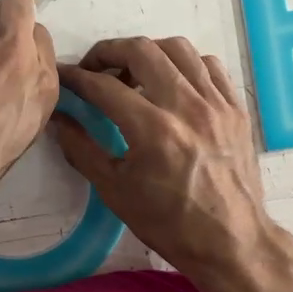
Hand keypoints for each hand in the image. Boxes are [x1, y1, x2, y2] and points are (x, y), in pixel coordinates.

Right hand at [55, 37, 275, 289]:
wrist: (232, 243)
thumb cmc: (168, 223)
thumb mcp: (114, 190)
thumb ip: (81, 148)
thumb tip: (58, 118)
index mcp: (152, 130)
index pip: (104, 86)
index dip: (76, 77)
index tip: (63, 75)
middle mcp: (185, 106)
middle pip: (141, 50)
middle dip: (108, 52)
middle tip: (95, 69)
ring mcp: (215, 103)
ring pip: (178, 48)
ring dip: (148, 52)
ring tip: (134, 72)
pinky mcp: (235, 108)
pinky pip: (208, 65)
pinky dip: (184, 64)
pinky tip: (172, 82)